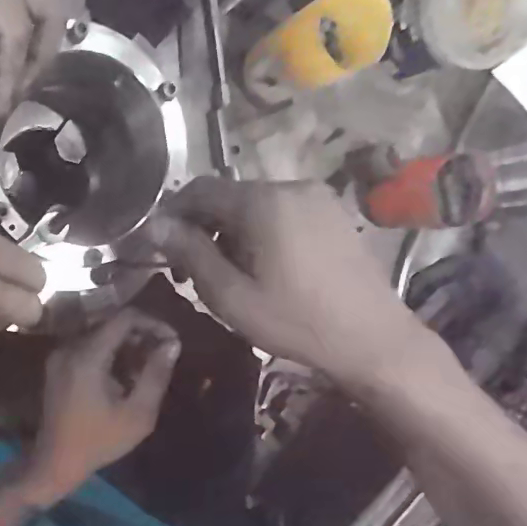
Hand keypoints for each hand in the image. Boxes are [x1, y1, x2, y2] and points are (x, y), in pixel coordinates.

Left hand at [0, 0, 61, 117]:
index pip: (17, 34)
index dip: (12, 78)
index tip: (0, 112)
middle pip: (49, 14)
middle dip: (39, 60)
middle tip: (18, 93)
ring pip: (43, 1)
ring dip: (37, 42)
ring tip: (16, 76)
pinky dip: (26, 24)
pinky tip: (5, 49)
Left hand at [25, 310, 179, 498]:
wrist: (55, 461)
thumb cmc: (99, 441)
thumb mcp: (138, 414)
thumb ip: (156, 375)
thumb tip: (173, 343)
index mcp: (87, 356)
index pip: (124, 317)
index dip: (153, 323)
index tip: (171, 341)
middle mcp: (69, 346)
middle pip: (110, 322)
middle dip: (140, 333)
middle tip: (161, 355)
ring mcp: (60, 354)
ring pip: (100, 332)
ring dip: (125, 343)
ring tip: (145, 367)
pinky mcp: (57, 364)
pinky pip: (88, 344)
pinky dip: (109, 351)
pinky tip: (124, 375)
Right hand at [155, 178, 431, 387]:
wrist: (372, 339)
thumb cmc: (294, 321)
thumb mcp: (229, 294)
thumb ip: (189, 253)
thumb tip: (154, 225)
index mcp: (261, 202)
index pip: (199, 189)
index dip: (172, 213)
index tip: (159, 247)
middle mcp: (289, 186)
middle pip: (228, 196)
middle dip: (201, 226)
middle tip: (189, 270)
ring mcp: (317, 197)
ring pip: (254, 204)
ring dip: (230, 230)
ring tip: (226, 273)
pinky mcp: (333, 213)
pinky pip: (281, 211)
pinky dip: (259, 230)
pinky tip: (262, 266)